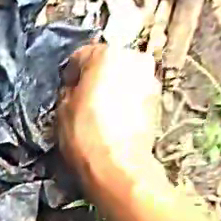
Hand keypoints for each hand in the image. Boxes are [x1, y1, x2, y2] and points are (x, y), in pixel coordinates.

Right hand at [56, 43, 165, 194]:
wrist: (119, 166)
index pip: (81, 56)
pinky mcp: (158, 101)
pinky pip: (134, 97)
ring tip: (99, 114)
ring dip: (112, 91)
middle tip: (82, 101)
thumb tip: (74, 90)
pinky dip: (125, 104)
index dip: (70, 74)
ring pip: (124, 79)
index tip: (65, 90)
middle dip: (95, 79)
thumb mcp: (62, 110)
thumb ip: (68, 91)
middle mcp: (134, 58)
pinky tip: (113, 123)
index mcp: (107, 53)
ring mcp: (150, 80)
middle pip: (108, 64)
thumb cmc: (86, 135)